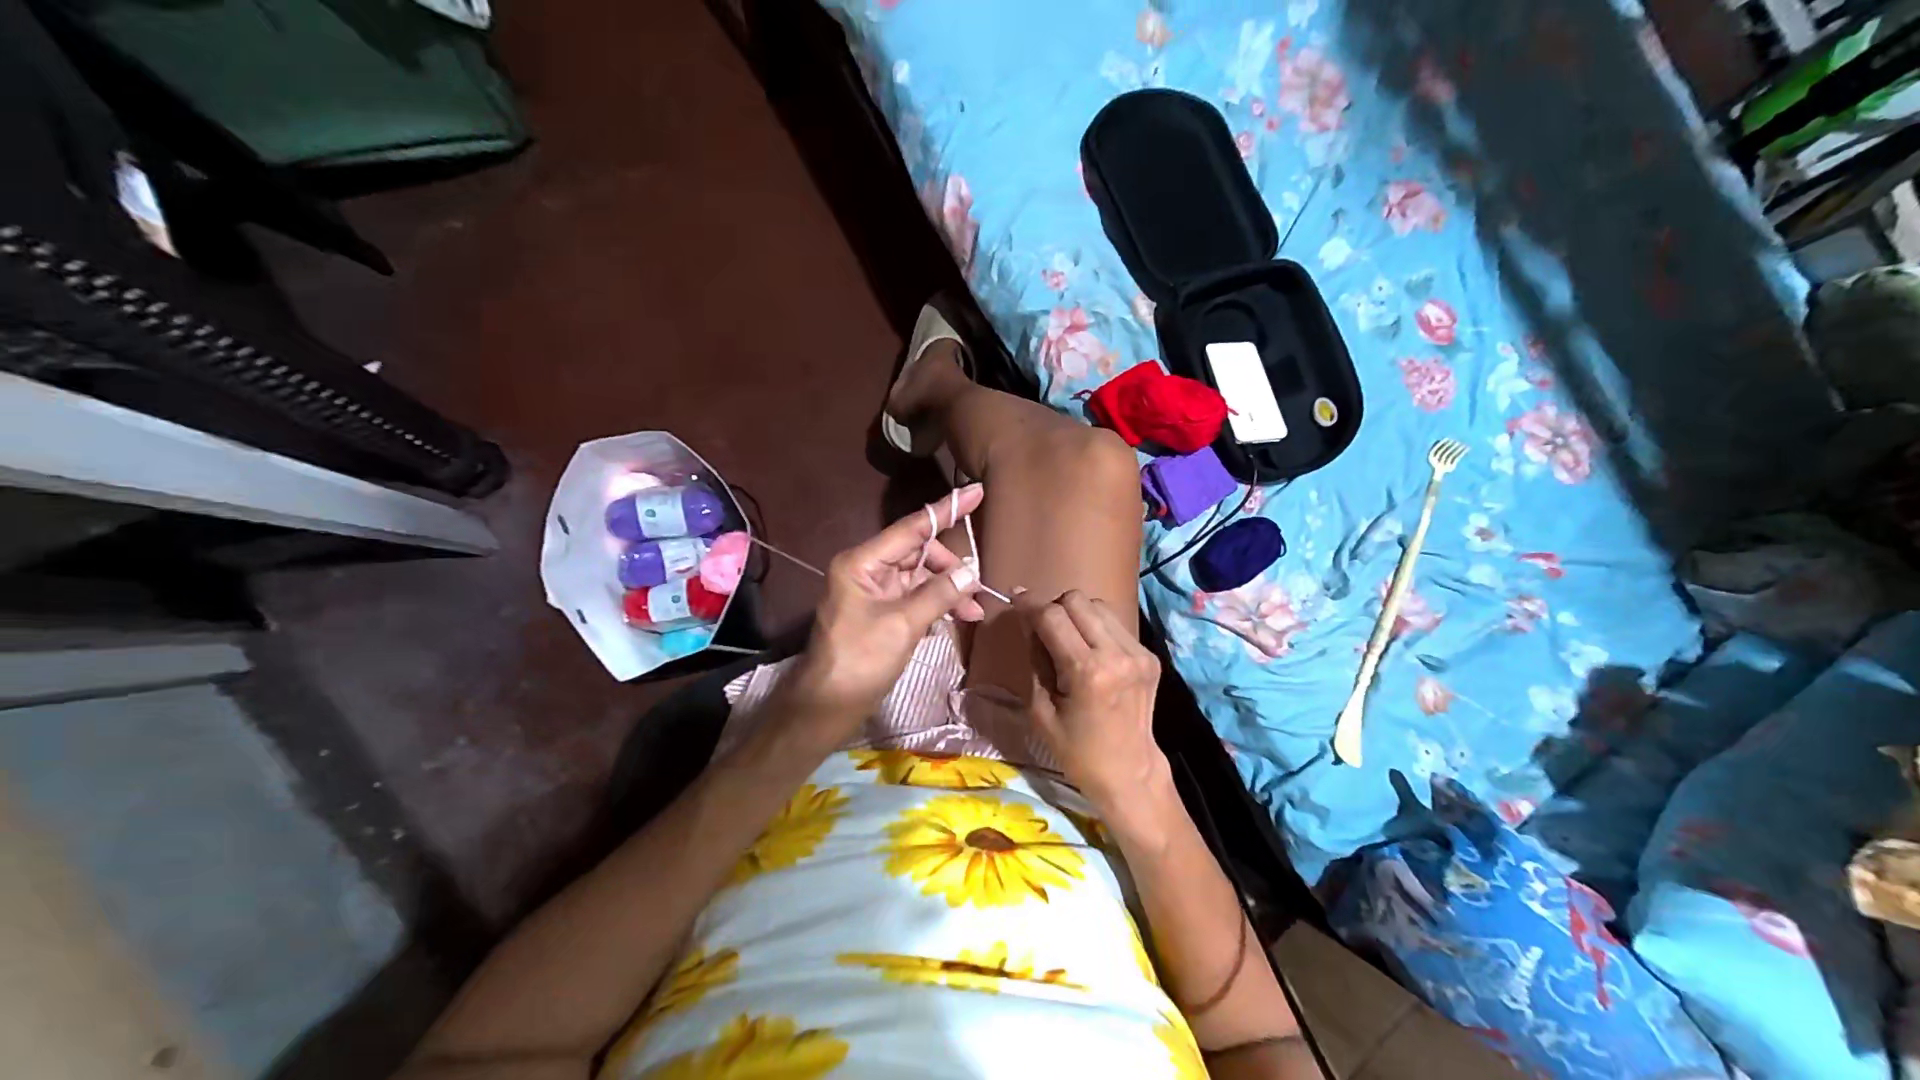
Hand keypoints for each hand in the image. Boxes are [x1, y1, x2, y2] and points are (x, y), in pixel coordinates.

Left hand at [784, 484, 986, 730]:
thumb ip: (939, 594)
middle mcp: (867, 569)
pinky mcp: (880, 611)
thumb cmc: (860, 660)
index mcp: (863, 562)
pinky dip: (937, 603)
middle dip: (950, 567)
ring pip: (920, 576)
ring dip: (948, 589)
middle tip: (976, 586)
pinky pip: (915, 596)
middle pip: (919, 552)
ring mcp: (873, 590)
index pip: (911, 527)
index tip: (975, 491)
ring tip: (973, 610)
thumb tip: (971, 573)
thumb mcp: (903, 625)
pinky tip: (959, 616)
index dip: (946, 510)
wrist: (828, 704)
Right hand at [1018, 590, 1167, 812]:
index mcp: (1087, 672)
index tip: (1015, 599)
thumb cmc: (1077, 751)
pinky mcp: (1149, 656)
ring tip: (1068, 641)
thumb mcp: (1040, 710)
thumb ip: (1035, 659)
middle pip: (1077, 600)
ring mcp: (1138, 653)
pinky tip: (1091, 654)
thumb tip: (1028, 621)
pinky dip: (1096, 629)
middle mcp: (1117, 655)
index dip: (1029, 604)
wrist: (1129, 772)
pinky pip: (1115, 624)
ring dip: (1077, 615)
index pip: (1052, 616)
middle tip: (1044, 630)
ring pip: (1098, 605)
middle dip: (1054, 608)